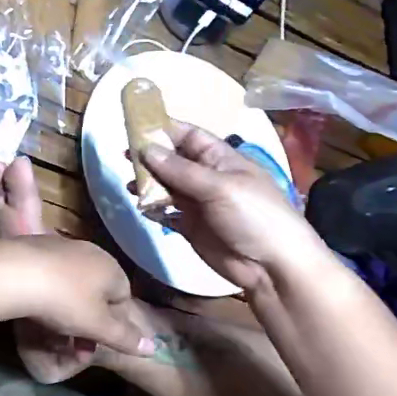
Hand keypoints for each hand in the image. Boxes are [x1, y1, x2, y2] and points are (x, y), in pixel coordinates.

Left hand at [0, 236, 151, 355]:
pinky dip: (48, 293)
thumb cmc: (65, 300)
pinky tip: (34, 308)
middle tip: (73, 345)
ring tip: (52, 332)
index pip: (123, 299)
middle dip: (88, 321)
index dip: (113, 325)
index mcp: (112, 268)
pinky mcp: (36, 246)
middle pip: (97, 293)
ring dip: (67, 310)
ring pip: (73, 285)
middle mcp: (92, 252)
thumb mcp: (98, 326)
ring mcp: (63, 246)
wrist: (15, 272)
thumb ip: (125, 338)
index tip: (95, 342)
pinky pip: (51, 275)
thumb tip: (155, 348)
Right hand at [138, 122, 327, 293]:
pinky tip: (141, 208)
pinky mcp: (191, 227)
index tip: (136, 128)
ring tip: (129, 186)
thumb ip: (180, 170)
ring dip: (148, 184)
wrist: (272, 267)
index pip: (189, 135)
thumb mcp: (218, 187)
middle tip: (124, 156)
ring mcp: (199, 203)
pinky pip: (166, 213)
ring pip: (166, 186)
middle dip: (150, 157)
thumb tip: (146, 149)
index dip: (164, 130)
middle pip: (173, 160)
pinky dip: (153, 209)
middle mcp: (207, 177)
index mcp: (221, 158)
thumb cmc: (254, 216)